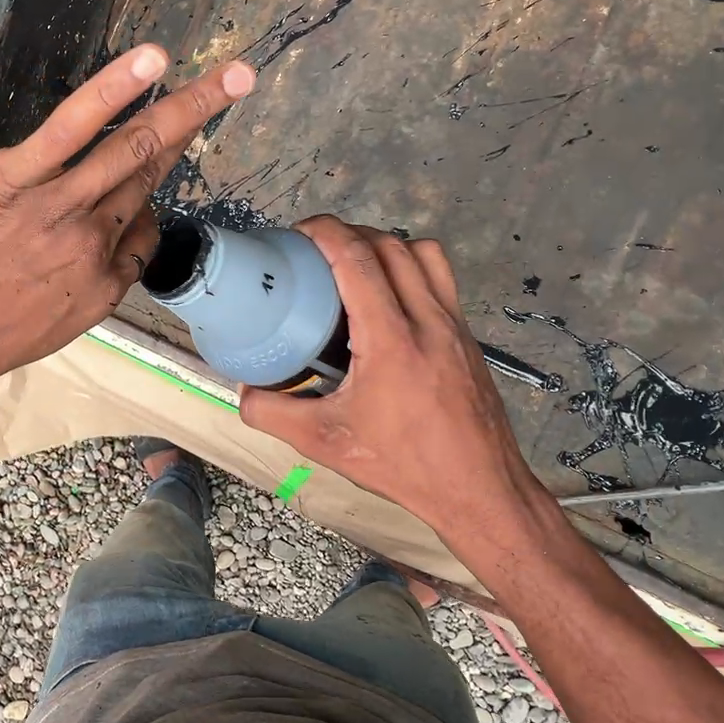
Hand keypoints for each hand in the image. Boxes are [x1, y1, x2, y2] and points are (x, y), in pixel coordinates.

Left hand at [0, 45, 255, 403]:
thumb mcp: (31, 337)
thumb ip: (69, 293)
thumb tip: (87, 254)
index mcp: (97, 292)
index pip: (140, 238)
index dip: (140, 211)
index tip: (129, 196)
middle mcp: (92, 248)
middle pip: (146, 181)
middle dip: (190, 133)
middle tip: (231, 91)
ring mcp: (56, 210)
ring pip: (133, 152)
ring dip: (188, 108)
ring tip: (230, 76)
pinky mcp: (12, 179)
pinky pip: (72, 130)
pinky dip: (113, 90)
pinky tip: (152, 60)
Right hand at [238, 218, 542, 536]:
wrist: (480, 491)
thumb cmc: (403, 465)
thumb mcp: (323, 443)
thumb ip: (272, 413)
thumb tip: (242, 391)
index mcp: (390, 340)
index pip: (358, 260)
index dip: (326, 232)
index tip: (298, 232)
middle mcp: (428, 321)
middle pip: (390, 245)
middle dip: (349, 234)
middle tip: (315, 251)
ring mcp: (454, 326)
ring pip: (424, 253)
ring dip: (385, 244)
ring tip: (354, 266)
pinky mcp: (468, 337)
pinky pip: (440, 279)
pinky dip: (410, 268)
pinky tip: (387, 301)